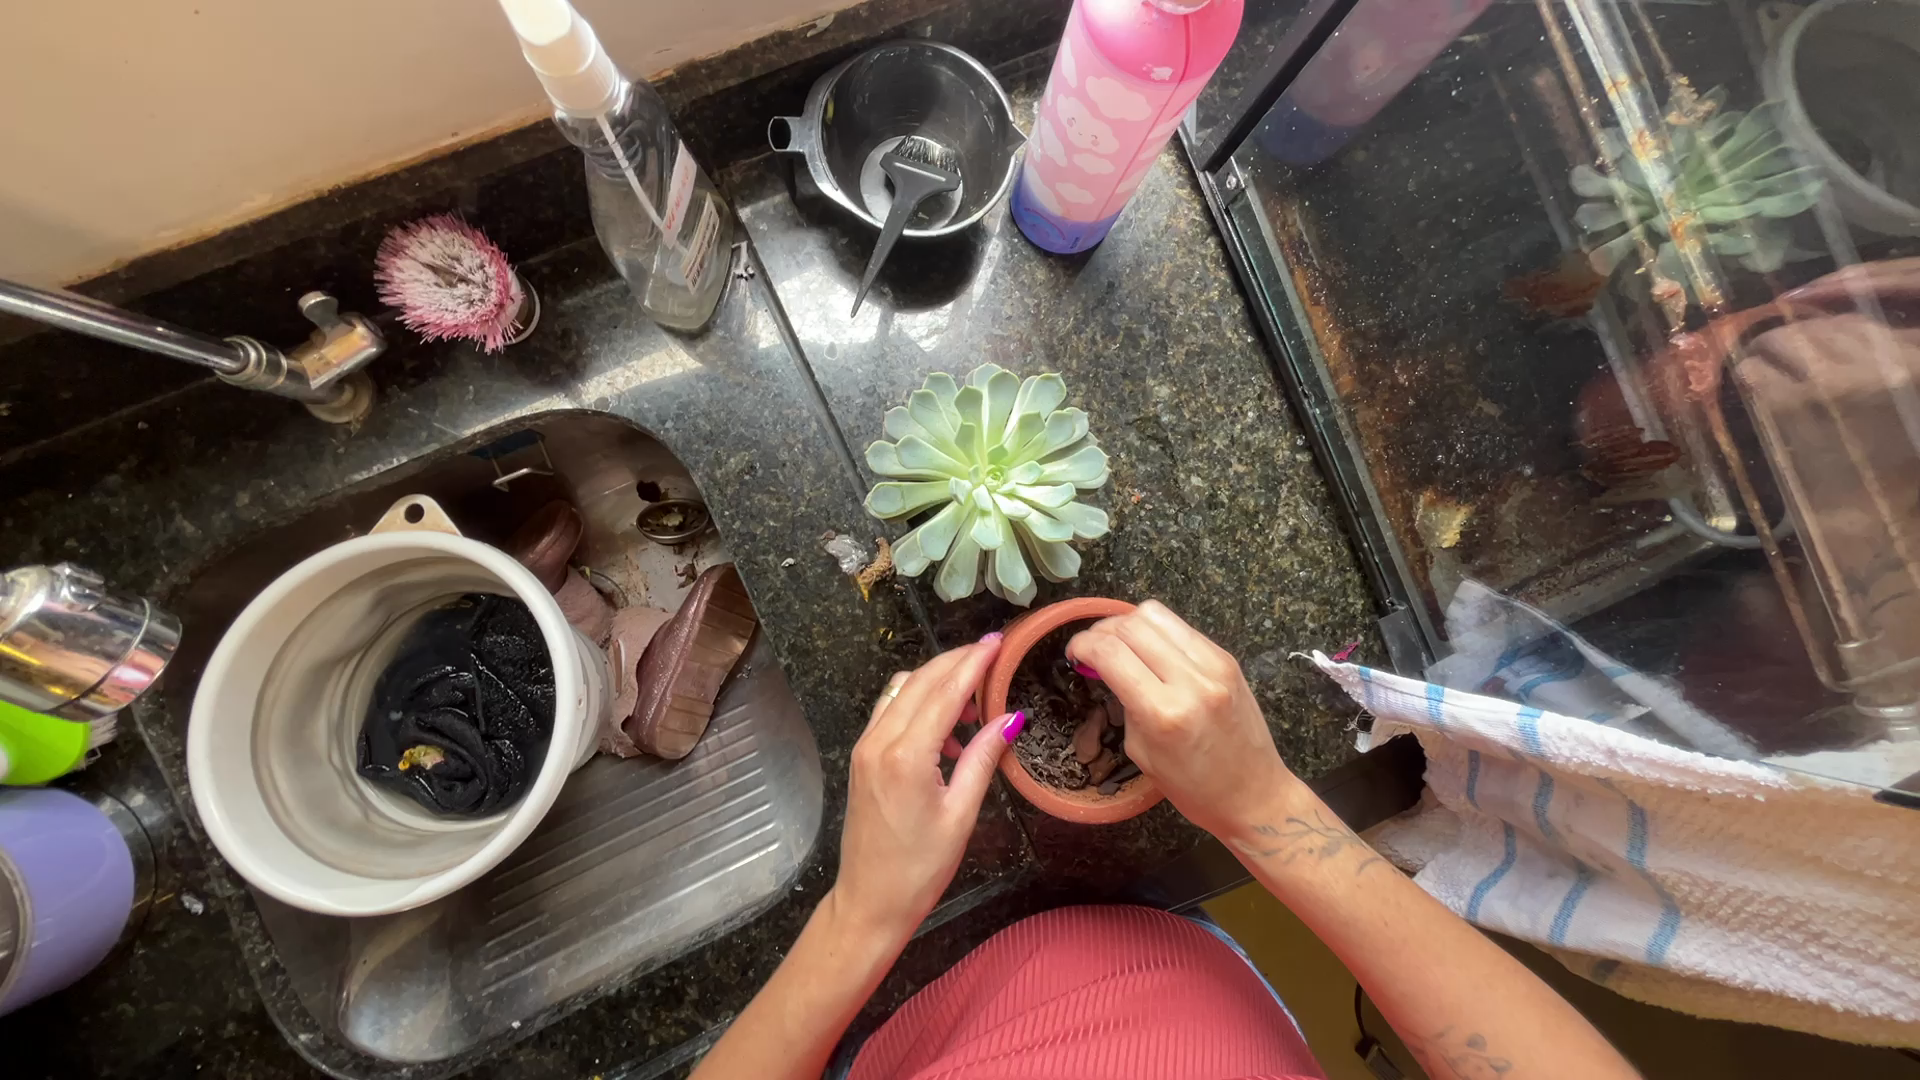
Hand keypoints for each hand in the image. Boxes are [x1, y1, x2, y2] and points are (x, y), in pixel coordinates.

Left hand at [833, 635, 1021, 939]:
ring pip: (903, 689)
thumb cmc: (920, 868)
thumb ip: (983, 758)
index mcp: (906, 756)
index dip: (974, 662)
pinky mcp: (862, 754)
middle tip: (992, 655)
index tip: (998, 641)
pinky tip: (946, 727)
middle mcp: (879, 740)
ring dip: (937, 680)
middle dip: (957, 661)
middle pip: (921, 680)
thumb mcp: (961, 814)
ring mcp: (865, 745)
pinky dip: (919, 701)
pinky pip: (891, 709)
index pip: (945, 692)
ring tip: (974, 699)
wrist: (868, 902)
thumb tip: (1011, 717)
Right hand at [1066, 601, 1297, 840]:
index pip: (1110, 653)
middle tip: (1093, 648)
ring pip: (1155, 614)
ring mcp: (1213, 665)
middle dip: (1101, 630)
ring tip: (1120, 643)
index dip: (1082, 645)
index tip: (1074, 653)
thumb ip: (1124, 700)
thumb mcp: (1139, 750)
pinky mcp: (1226, 658)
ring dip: (1127, 623)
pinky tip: (1151, 649)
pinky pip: (1180, 626)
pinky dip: (1156, 631)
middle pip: (1130, 625)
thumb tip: (1107, 665)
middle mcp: (1190, 682)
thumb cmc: (1192, 787)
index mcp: (1162, 713)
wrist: (1254, 796)